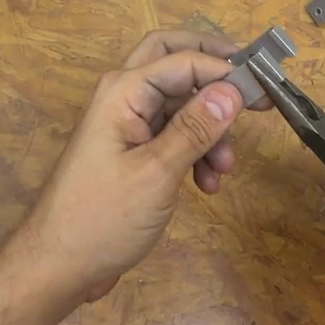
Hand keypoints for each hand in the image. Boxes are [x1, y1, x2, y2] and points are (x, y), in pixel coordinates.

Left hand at [12, 29, 247, 301]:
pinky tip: (208, 184)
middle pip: (175, 61)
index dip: (225, 68)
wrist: (59, 265)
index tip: (265, 88)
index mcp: (124, 89)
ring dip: (209, 126)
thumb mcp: (157, 172)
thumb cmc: (102, 216)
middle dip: (214, 72)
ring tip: (226, 168)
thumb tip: (233, 89)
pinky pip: (173, 133)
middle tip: (252, 89)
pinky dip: (196, 150)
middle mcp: (125, 94)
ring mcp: (128, 122)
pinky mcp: (134, 149)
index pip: (184, 59)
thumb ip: (195, 128)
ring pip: (179, 102)